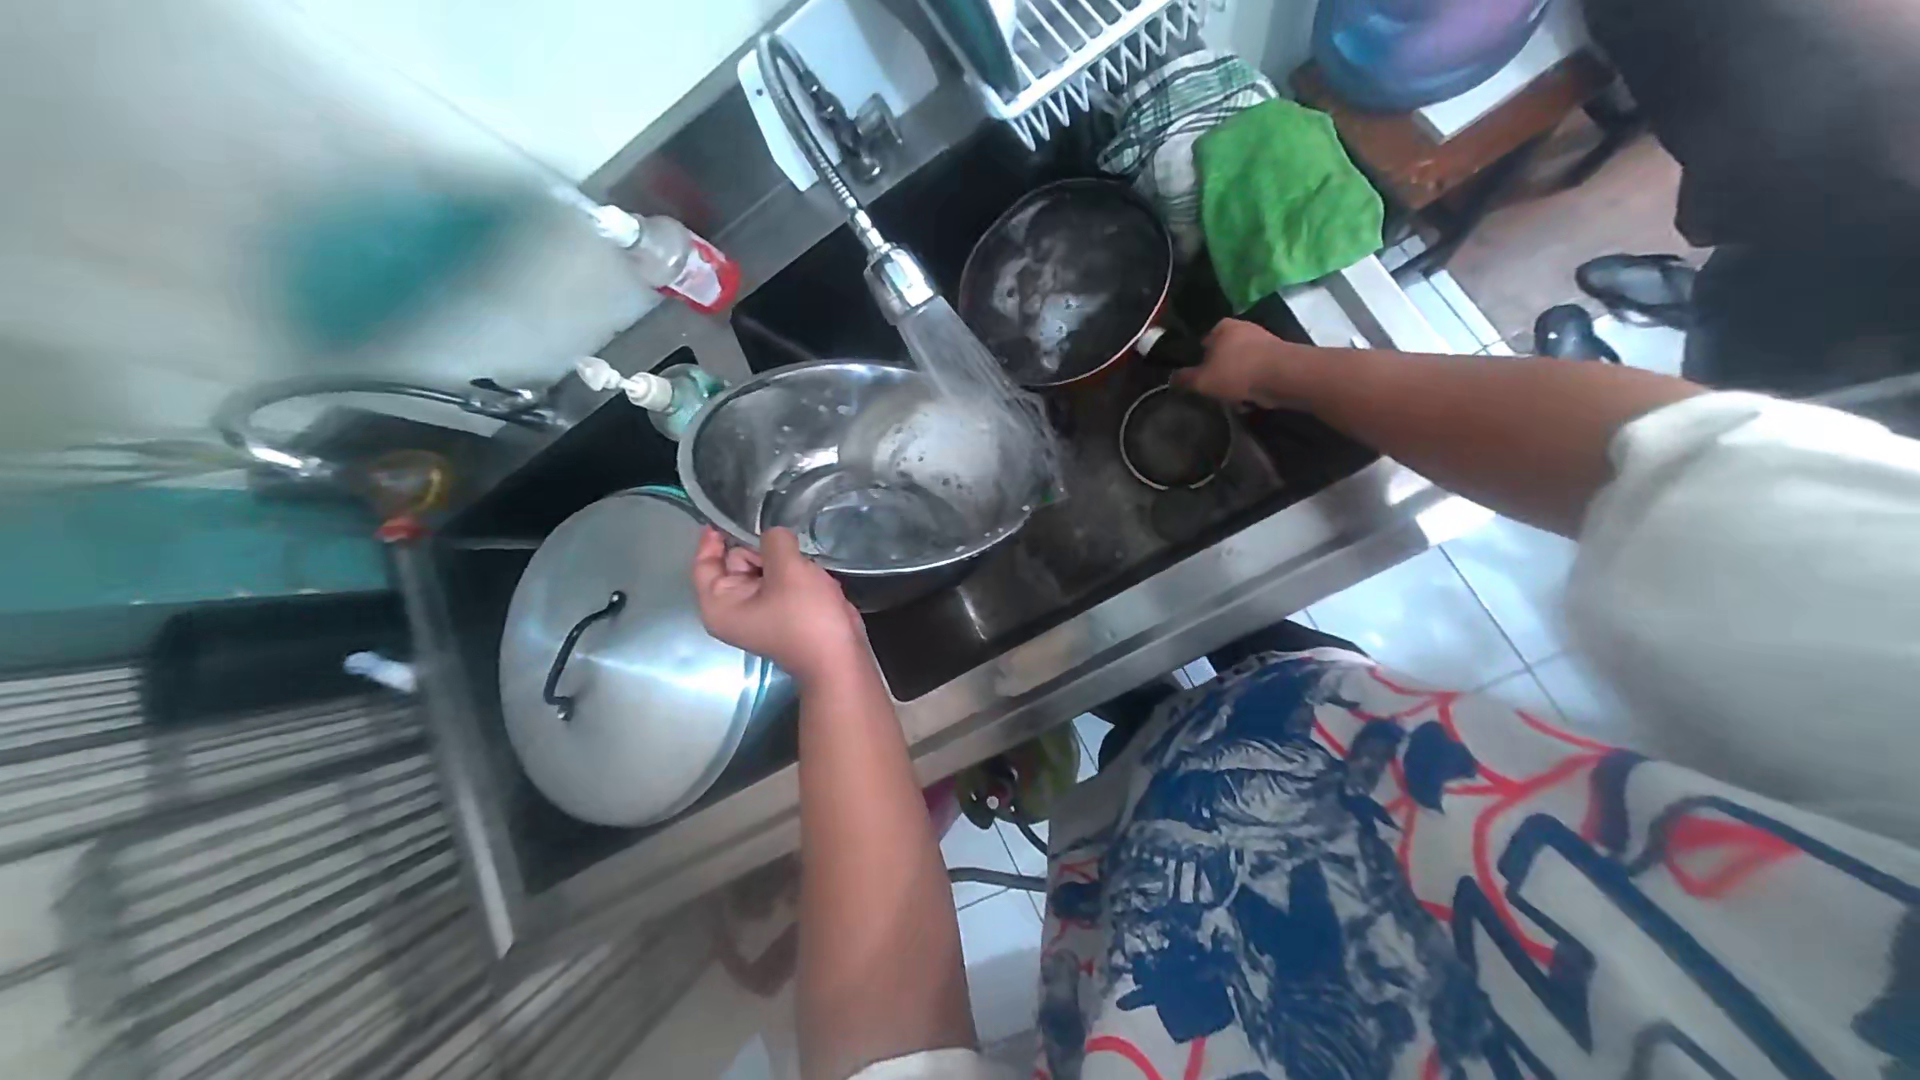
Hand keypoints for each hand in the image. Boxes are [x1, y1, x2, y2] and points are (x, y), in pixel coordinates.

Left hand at [691, 526, 867, 686]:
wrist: (839, 657)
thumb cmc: (805, 615)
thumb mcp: (787, 569)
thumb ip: (774, 540)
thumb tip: (776, 536)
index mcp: (719, 604)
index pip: (704, 563)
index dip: (712, 538)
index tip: (725, 514)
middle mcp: (733, 608)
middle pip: (735, 561)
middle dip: (759, 550)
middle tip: (785, 551)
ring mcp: (759, 610)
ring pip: (762, 568)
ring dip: (782, 560)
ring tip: (803, 566)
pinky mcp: (782, 611)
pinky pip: (780, 580)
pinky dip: (793, 572)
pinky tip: (811, 574)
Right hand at [1173, 318, 1310, 407]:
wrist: (1283, 376)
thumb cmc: (1236, 372)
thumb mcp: (1202, 380)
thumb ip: (1184, 379)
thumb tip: (1171, 378)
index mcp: (1222, 327)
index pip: (1203, 342)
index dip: (1199, 360)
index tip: (1199, 377)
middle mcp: (1244, 328)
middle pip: (1224, 354)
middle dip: (1220, 373)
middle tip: (1216, 391)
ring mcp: (1265, 341)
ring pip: (1241, 365)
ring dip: (1237, 382)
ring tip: (1235, 400)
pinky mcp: (1280, 356)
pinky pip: (1258, 372)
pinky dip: (1253, 385)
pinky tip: (1251, 400)